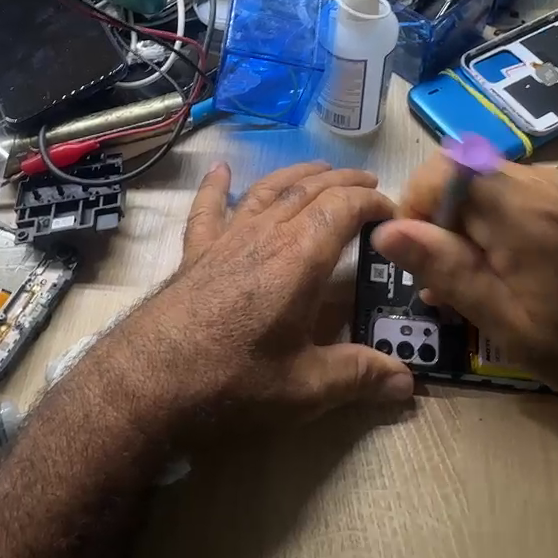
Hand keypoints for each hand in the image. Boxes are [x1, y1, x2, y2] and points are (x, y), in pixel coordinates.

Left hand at [101, 161, 414, 441]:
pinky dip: (216, 187)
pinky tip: (219, 171)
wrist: (148, 382)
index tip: (394, 212)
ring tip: (321, 169)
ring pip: (267, 190)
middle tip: (369, 186)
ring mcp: (226, 239)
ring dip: (298, 175)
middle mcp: (265, 234)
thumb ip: (359, 377)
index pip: (344, 207)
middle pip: (310, 190)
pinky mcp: (195, 253)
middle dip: (344, 183)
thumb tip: (409, 385)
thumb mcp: (305, 387)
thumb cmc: (233, 381)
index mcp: (300, 256)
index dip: (373, 203)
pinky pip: (208, 209)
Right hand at [370, 155, 557, 411]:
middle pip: (470, 178)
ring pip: (501, 190)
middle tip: (449, 288)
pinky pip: (535, 200)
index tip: (417, 257)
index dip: (417, 205)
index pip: (443, 170)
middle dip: (447, 225)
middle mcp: (549, 183)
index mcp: (523, 209)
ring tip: (489, 289)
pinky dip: (513, 229)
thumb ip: (449, 270)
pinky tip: (530, 277)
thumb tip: (387, 230)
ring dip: (480, 229)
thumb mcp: (514, 326)